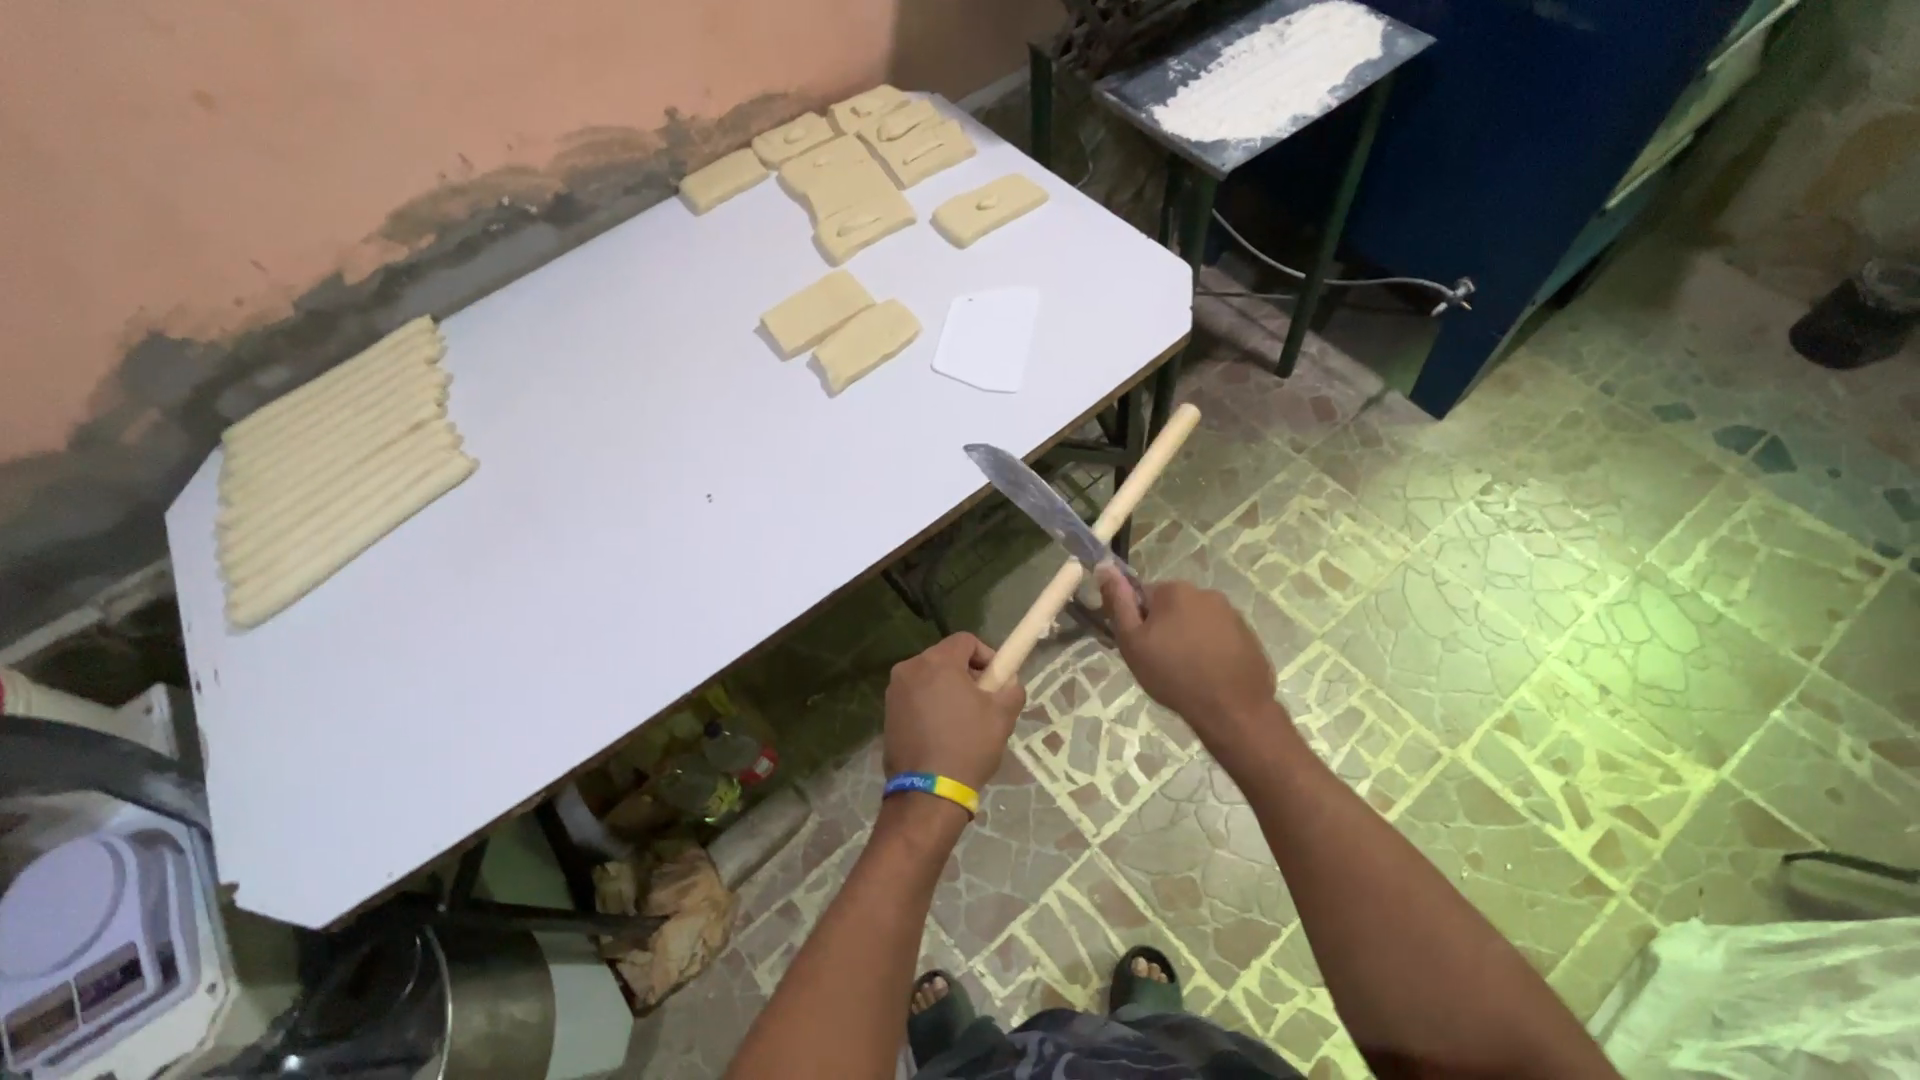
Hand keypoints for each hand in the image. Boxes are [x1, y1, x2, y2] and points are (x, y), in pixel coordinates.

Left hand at [883, 633, 1026, 791]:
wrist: (928, 792)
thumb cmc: (968, 746)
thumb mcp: (1002, 716)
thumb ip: (1011, 688)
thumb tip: (1008, 681)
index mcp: (937, 662)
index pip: (965, 640)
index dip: (986, 655)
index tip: (996, 680)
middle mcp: (910, 669)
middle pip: (945, 657)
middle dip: (967, 673)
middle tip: (983, 700)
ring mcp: (894, 691)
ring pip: (929, 677)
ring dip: (948, 689)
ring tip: (964, 719)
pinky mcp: (888, 713)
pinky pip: (915, 696)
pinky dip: (930, 704)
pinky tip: (943, 731)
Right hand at [1097, 563, 1286, 754]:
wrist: (1231, 708)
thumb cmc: (1173, 674)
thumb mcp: (1132, 641)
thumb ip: (1118, 602)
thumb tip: (1104, 566)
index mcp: (1174, 590)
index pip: (1144, 596)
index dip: (1139, 623)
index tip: (1141, 648)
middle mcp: (1205, 592)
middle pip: (1172, 607)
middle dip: (1165, 628)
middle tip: (1161, 662)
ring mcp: (1231, 613)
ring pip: (1197, 621)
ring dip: (1189, 638)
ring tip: (1187, 671)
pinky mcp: (1248, 634)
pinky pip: (1219, 636)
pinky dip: (1211, 649)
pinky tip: (1209, 673)